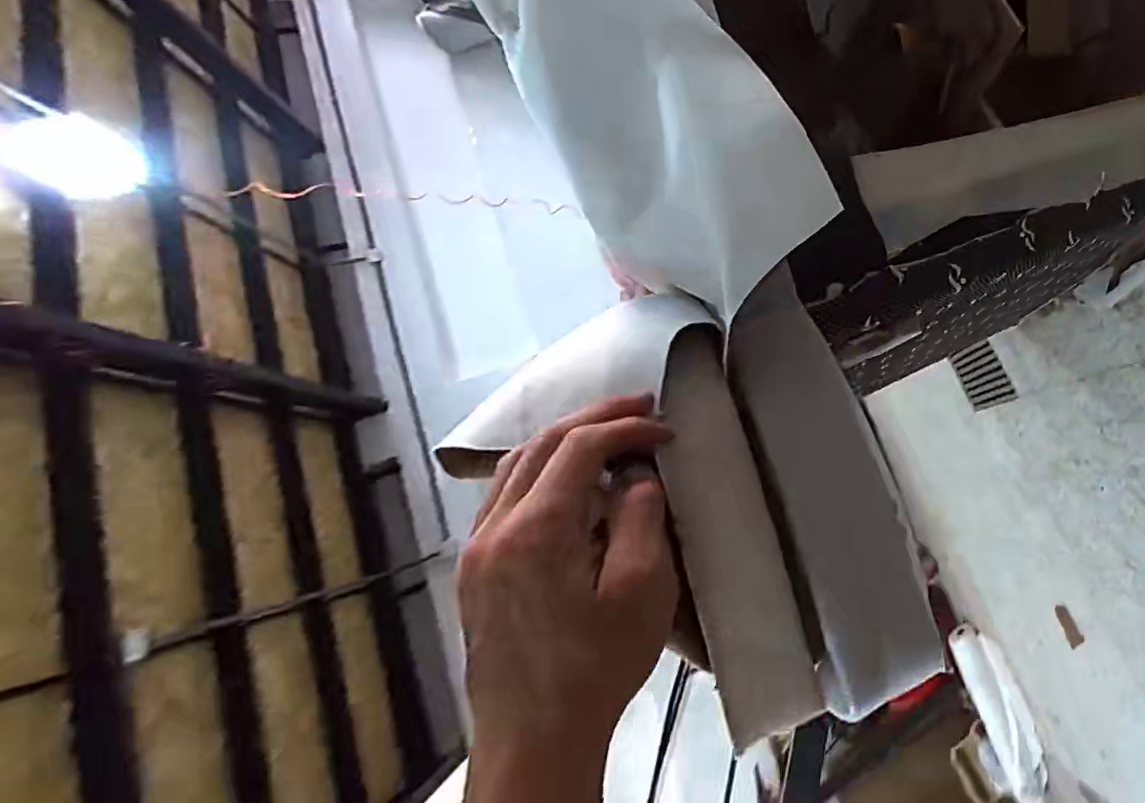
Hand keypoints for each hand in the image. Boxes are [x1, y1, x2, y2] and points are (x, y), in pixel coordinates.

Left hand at [460, 395, 677, 801]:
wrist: (535, 739)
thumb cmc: (599, 663)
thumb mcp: (644, 586)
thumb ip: (640, 514)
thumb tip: (635, 475)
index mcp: (536, 531)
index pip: (580, 447)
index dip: (628, 428)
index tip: (668, 431)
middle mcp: (494, 529)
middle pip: (543, 443)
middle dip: (597, 416)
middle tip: (643, 406)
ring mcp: (477, 549)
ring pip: (517, 463)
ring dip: (567, 436)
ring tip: (611, 428)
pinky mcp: (476, 568)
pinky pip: (506, 492)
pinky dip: (544, 466)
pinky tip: (572, 475)